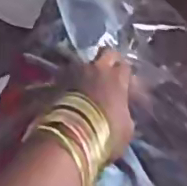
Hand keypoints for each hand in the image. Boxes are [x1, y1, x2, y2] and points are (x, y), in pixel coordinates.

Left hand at [72, 48, 134, 162]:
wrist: (73, 132)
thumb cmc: (106, 132)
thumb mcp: (126, 127)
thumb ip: (126, 112)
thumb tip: (123, 110)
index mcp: (117, 78)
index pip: (125, 66)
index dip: (125, 74)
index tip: (125, 84)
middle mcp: (98, 67)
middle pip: (107, 53)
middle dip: (110, 60)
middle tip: (110, 72)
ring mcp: (77, 69)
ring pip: (86, 62)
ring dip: (89, 70)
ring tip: (88, 82)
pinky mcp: (60, 76)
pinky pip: (69, 71)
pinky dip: (73, 77)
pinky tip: (73, 88)